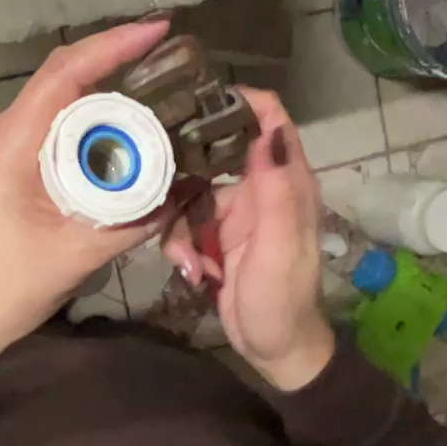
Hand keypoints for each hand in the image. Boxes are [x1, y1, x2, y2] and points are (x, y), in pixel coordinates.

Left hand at [0, 21, 176, 378]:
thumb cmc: (8, 288)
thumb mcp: (79, 254)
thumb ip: (135, 218)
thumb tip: (185, 188)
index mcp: (8, 145)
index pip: (63, 74)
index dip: (112, 45)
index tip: (158, 30)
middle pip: (61, 85)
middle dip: (116, 76)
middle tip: (169, 82)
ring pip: (52, 108)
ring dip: (99, 107)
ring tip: (150, 114)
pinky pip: (42, 131)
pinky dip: (79, 132)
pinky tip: (111, 145)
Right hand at [161, 88, 335, 390]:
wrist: (273, 350)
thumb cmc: (282, 300)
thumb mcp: (279, 247)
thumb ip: (275, 191)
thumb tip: (270, 129)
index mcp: (286, 183)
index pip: (270, 122)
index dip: (240, 100)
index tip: (197, 96)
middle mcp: (260, 188)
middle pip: (214, 152)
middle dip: (186, 171)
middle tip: (160, 175)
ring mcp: (234, 212)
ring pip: (189, 192)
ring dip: (181, 229)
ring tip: (191, 263)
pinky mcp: (214, 235)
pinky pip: (183, 223)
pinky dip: (180, 248)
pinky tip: (193, 273)